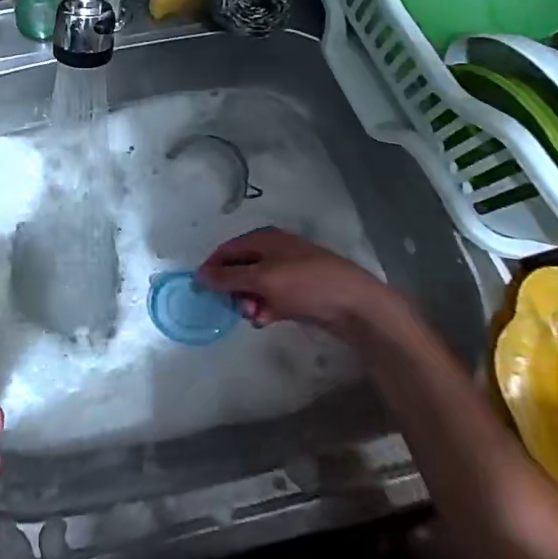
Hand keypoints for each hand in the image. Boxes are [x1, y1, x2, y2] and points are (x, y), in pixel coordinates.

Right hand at [197, 225, 396, 332]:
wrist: (358, 305)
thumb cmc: (305, 284)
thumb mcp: (261, 279)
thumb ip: (227, 278)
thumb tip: (199, 276)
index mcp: (263, 239)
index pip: (226, 251)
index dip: (212, 269)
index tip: (202, 290)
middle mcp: (274, 250)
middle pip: (240, 269)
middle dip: (233, 289)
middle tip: (233, 307)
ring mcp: (289, 270)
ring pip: (255, 285)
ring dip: (249, 301)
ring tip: (254, 317)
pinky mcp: (300, 290)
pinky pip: (272, 297)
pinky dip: (265, 308)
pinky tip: (266, 320)